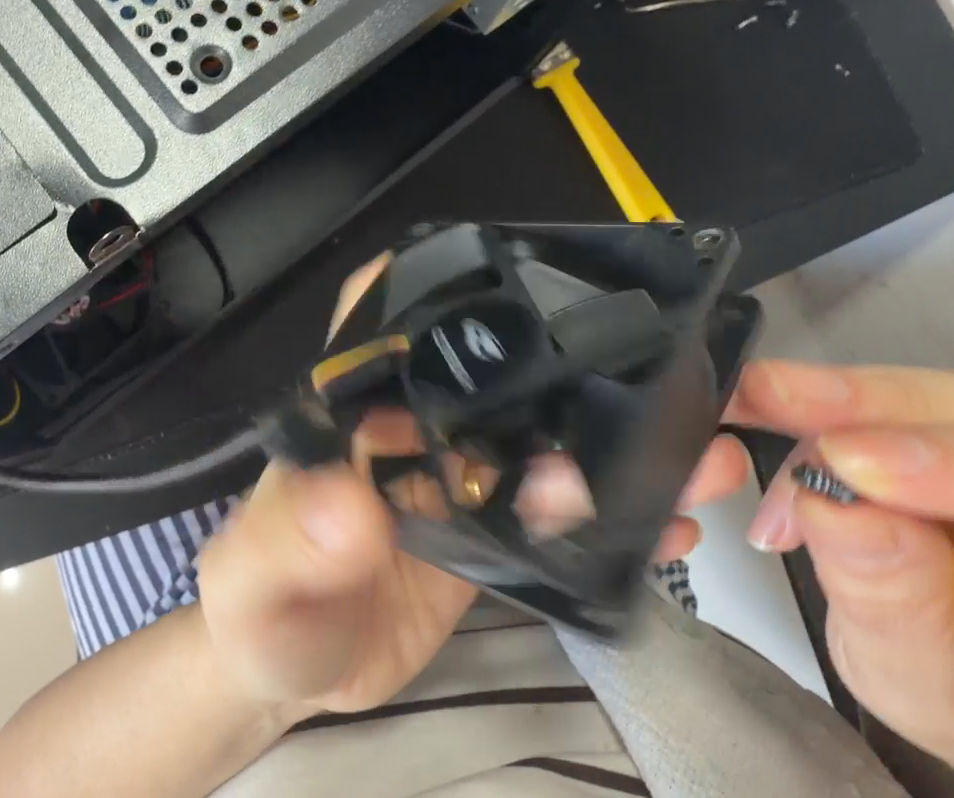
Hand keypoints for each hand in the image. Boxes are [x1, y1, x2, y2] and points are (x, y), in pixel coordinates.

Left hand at [196, 258, 750, 720]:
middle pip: (482, 380)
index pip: (379, 328)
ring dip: (610, 442)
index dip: (431, 283)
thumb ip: (288, 540)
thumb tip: (346, 499)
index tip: (519, 268)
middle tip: (665, 376)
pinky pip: (551, 519)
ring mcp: (448, 487)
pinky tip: (670, 526)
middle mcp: (401, 437)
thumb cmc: (257, 618)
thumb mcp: (256, 580)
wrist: (294, 685)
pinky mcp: (482, 541)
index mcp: (344, 420)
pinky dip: (610, 519)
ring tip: (697, 452)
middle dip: (568, 368)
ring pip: (532, 444)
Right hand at [734, 362, 953, 797]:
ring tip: (765, 424)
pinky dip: (848, 414)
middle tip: (768, 398)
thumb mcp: (944, 702)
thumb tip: (836, 510)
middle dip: (884, 409)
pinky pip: (937, 402)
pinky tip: (797, 440)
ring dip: (849, 410)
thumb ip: (901, 619)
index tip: (854, 467)